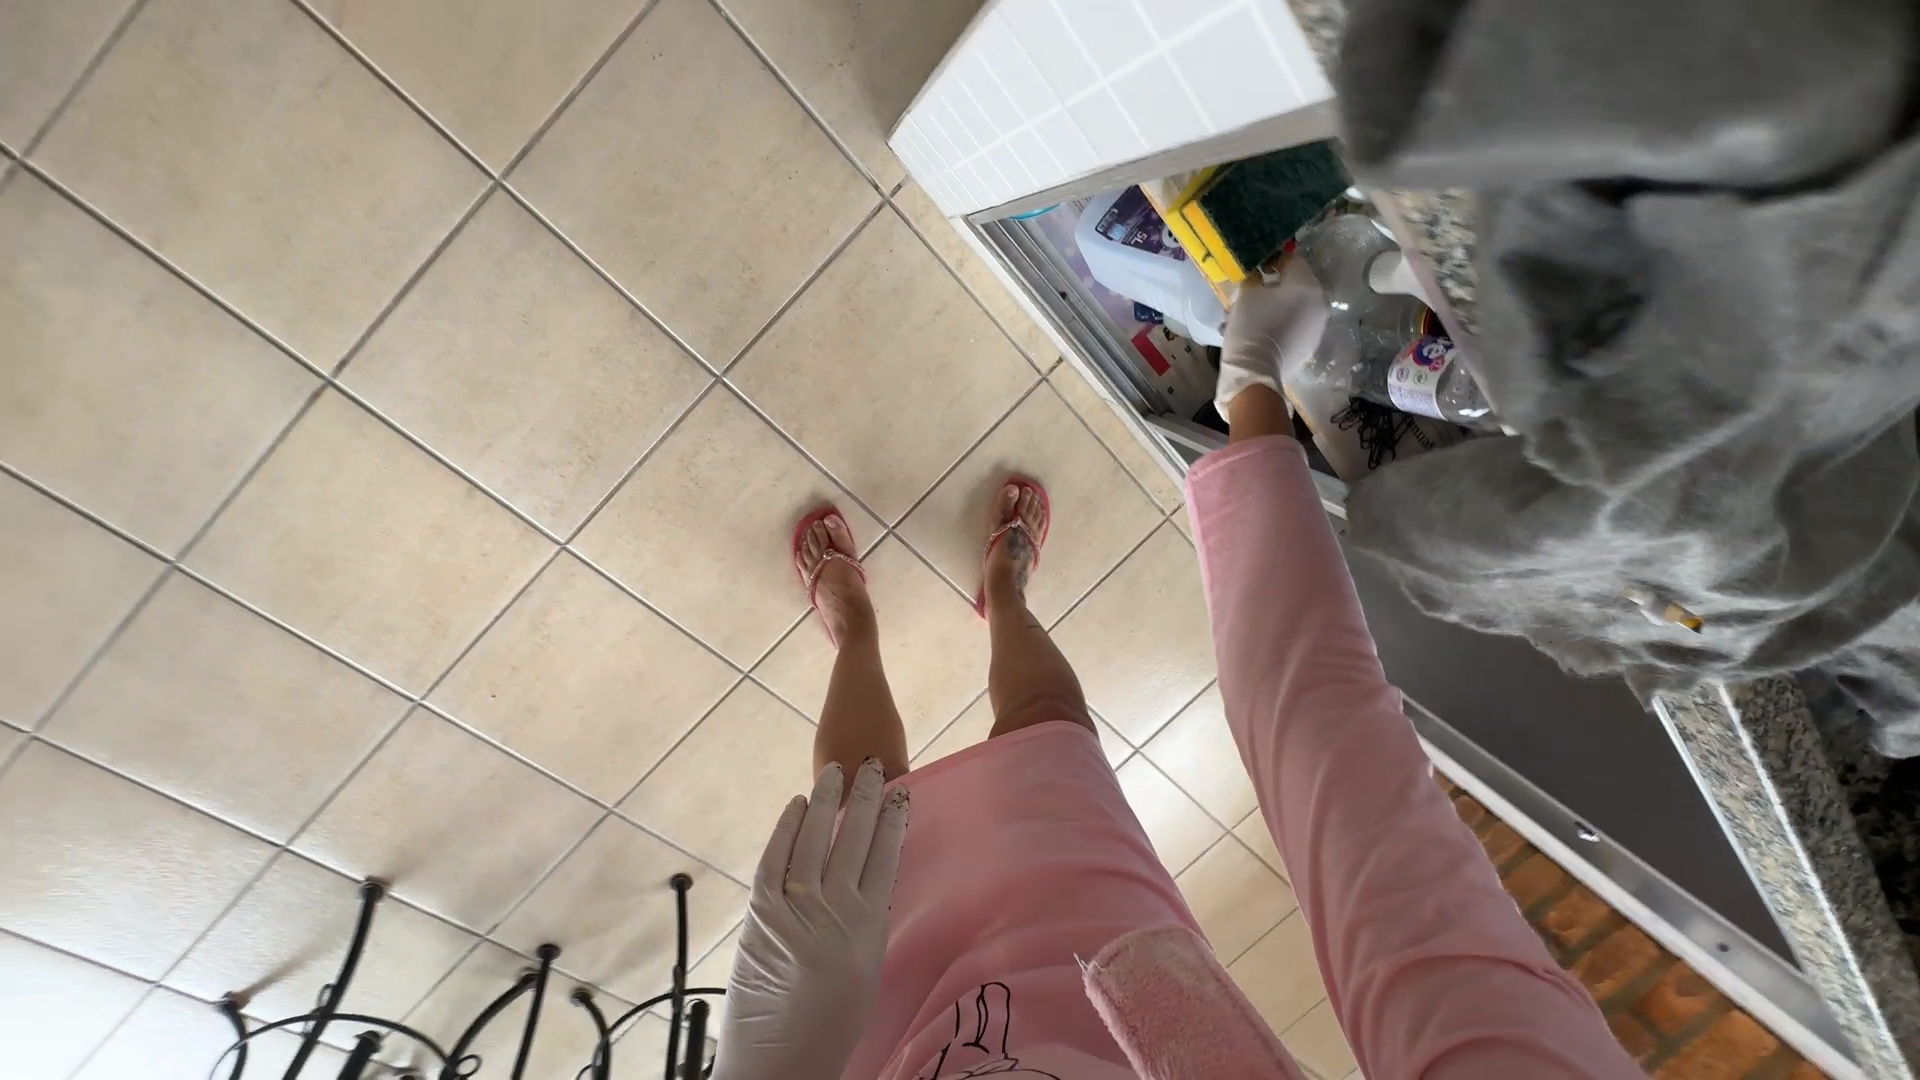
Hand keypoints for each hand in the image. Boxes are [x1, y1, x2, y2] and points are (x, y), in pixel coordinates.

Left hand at [710, 759, 909, 1079]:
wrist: (780, 1063)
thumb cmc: (830, 1024)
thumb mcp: (865, 969)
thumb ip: (867, 920)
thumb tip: (866, 876)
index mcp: (870, 927)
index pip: (886, 857)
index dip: (892, 821)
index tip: (899, 794)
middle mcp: (837, 910)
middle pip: (855, 838)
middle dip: (865, 798)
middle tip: (872, 766)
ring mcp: (797, 908)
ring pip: (816, 838)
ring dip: (827, 801)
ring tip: (836, 771)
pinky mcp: (761, 912)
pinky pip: (776, 857)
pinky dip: (786, 827)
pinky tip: (797, 804)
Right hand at [1213, 256, 1327, 420]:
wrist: (1256, 371)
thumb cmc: (1250, 327)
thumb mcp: (1246, 295)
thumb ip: (1254, 277)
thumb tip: (1258, 273)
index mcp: (1306, 284)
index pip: (1292, 260)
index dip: (1274, 261)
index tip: (1259, 270)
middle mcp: (1320, 300)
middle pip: (1299, 283)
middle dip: (1280, 285)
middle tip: (1259, 293)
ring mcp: (1319, 324)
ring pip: (1301, 304)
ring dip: (1284, 305)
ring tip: (1263, 315)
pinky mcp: (1312, 342)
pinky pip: (1301, 324)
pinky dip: (1288, 322)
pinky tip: (1270, 331)